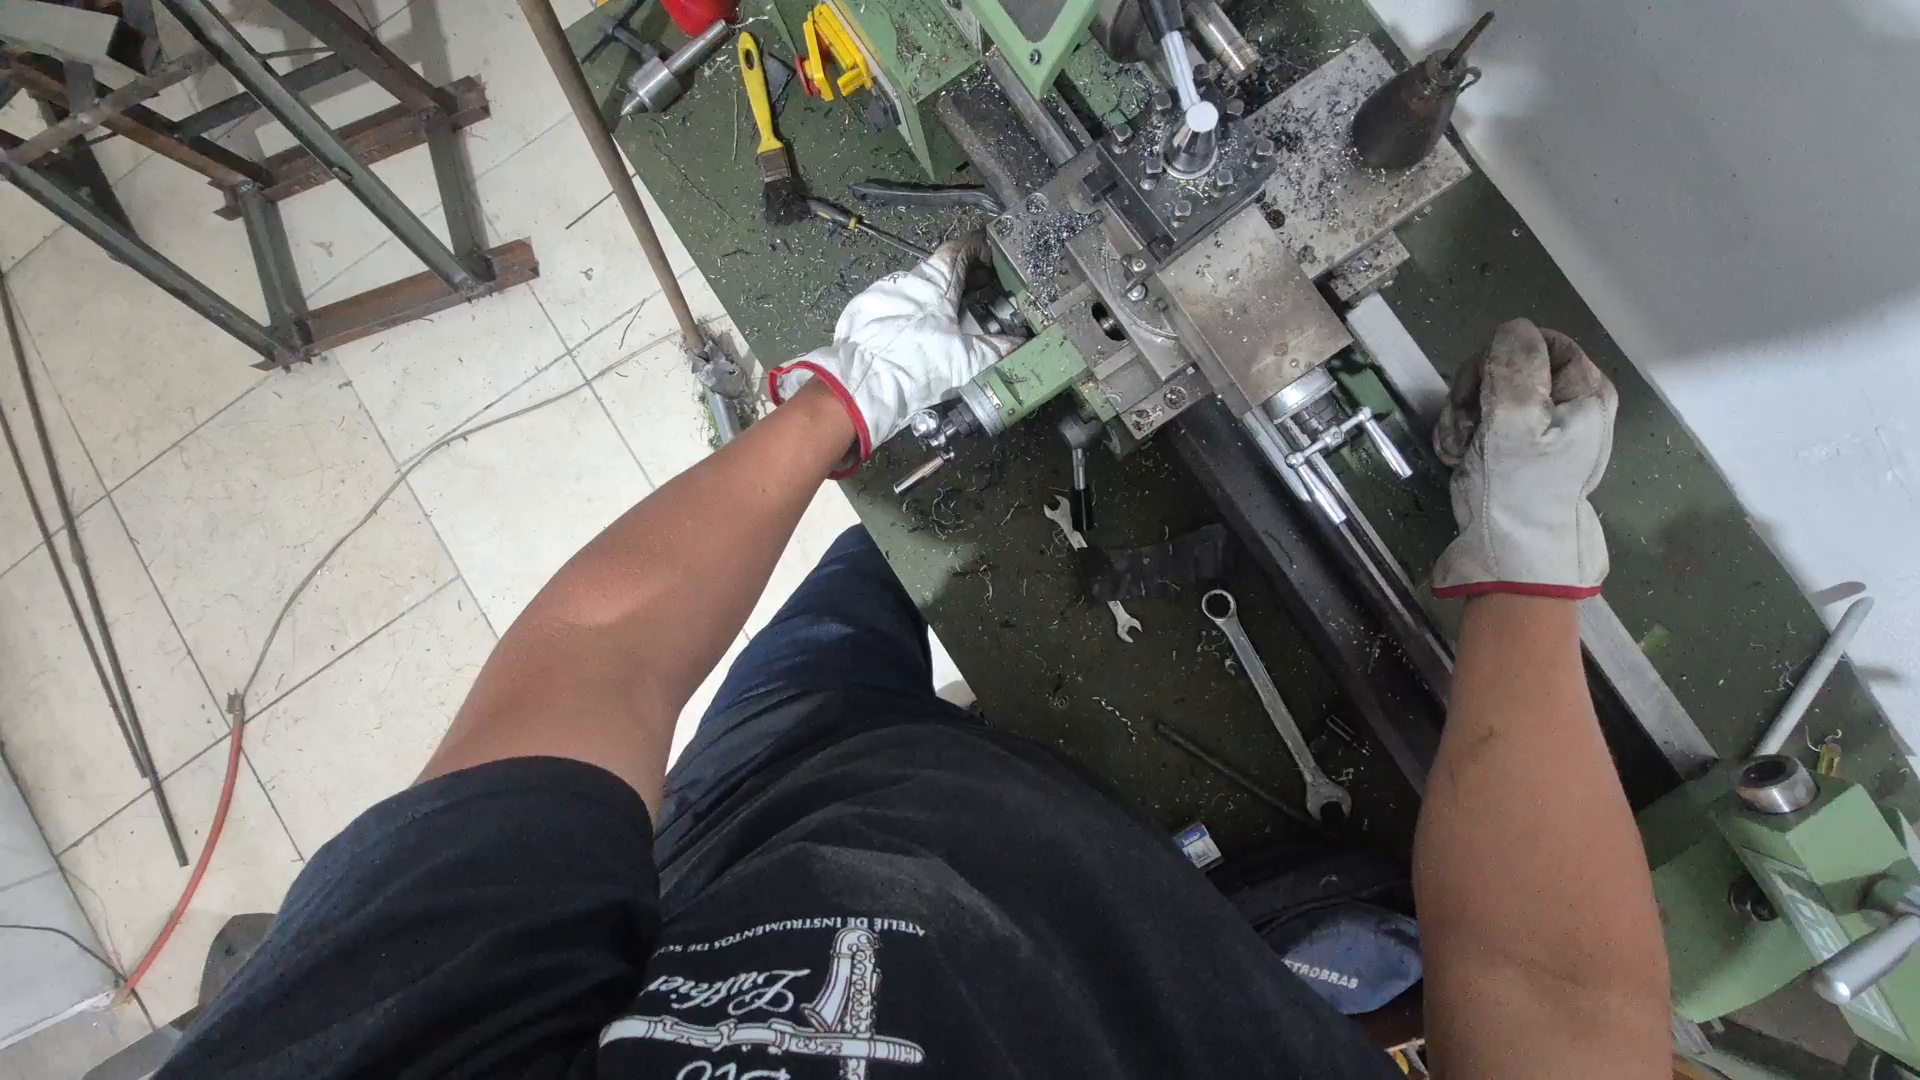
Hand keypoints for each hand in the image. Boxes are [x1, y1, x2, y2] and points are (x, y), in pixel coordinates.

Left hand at [767, 232, 1018, 474]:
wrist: (861, 387)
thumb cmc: (916, 365)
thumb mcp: (964, 360)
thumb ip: (995, 350)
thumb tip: (1019, 345)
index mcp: (934, 280)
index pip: (960, 249)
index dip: (979, 250)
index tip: (991, 258)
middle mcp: (907, 279)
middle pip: (940, 271)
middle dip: (961, 281)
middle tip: (981, 294)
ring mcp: (884, 295)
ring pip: (919, 290)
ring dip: (938, 300)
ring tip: (956, 320)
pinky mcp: (866, 314)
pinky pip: (899, 307)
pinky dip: (916, 315)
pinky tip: (924, 335)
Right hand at [1430, 318, 1617, 599]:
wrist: (1508, 549)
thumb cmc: (1519, 486)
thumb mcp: (1515, 421)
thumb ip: (1513, 368)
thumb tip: (1512, 328)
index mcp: (1583, 392)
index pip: (1539, 342)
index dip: (1502, 356)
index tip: (1481, 384)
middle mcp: (1562, 405)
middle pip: (1505, 368)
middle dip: (1472, 393)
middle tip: (1466, 422)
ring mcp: (1533, 429)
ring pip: (1482, 398)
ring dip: (1459, 419)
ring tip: (1461, 449)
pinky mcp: (1506, 450)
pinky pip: (1474, 425)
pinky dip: (1458, 439)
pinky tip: (1458, 458)